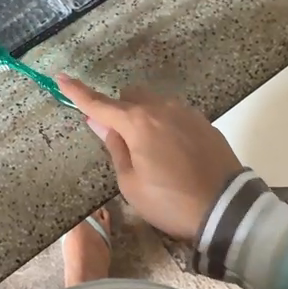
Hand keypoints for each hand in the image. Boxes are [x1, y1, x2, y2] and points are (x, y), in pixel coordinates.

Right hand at [58, 74, 243, 241]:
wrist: (226, 209)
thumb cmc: (170, 201)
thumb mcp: (131, 184)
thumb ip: (115, 148)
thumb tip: (100, 123)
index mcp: (137, 123)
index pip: (99, 104)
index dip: (78, 92)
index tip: (61, 78)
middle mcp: (160, 109)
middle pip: (130, 95)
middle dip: (120, 110)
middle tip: (123, 141)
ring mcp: (185, 112)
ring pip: (155, 103)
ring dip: (145, 117)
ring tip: (154, 153)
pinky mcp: (204, 122)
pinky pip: (176, 115)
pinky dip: (167, 126)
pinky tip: (176, 154)